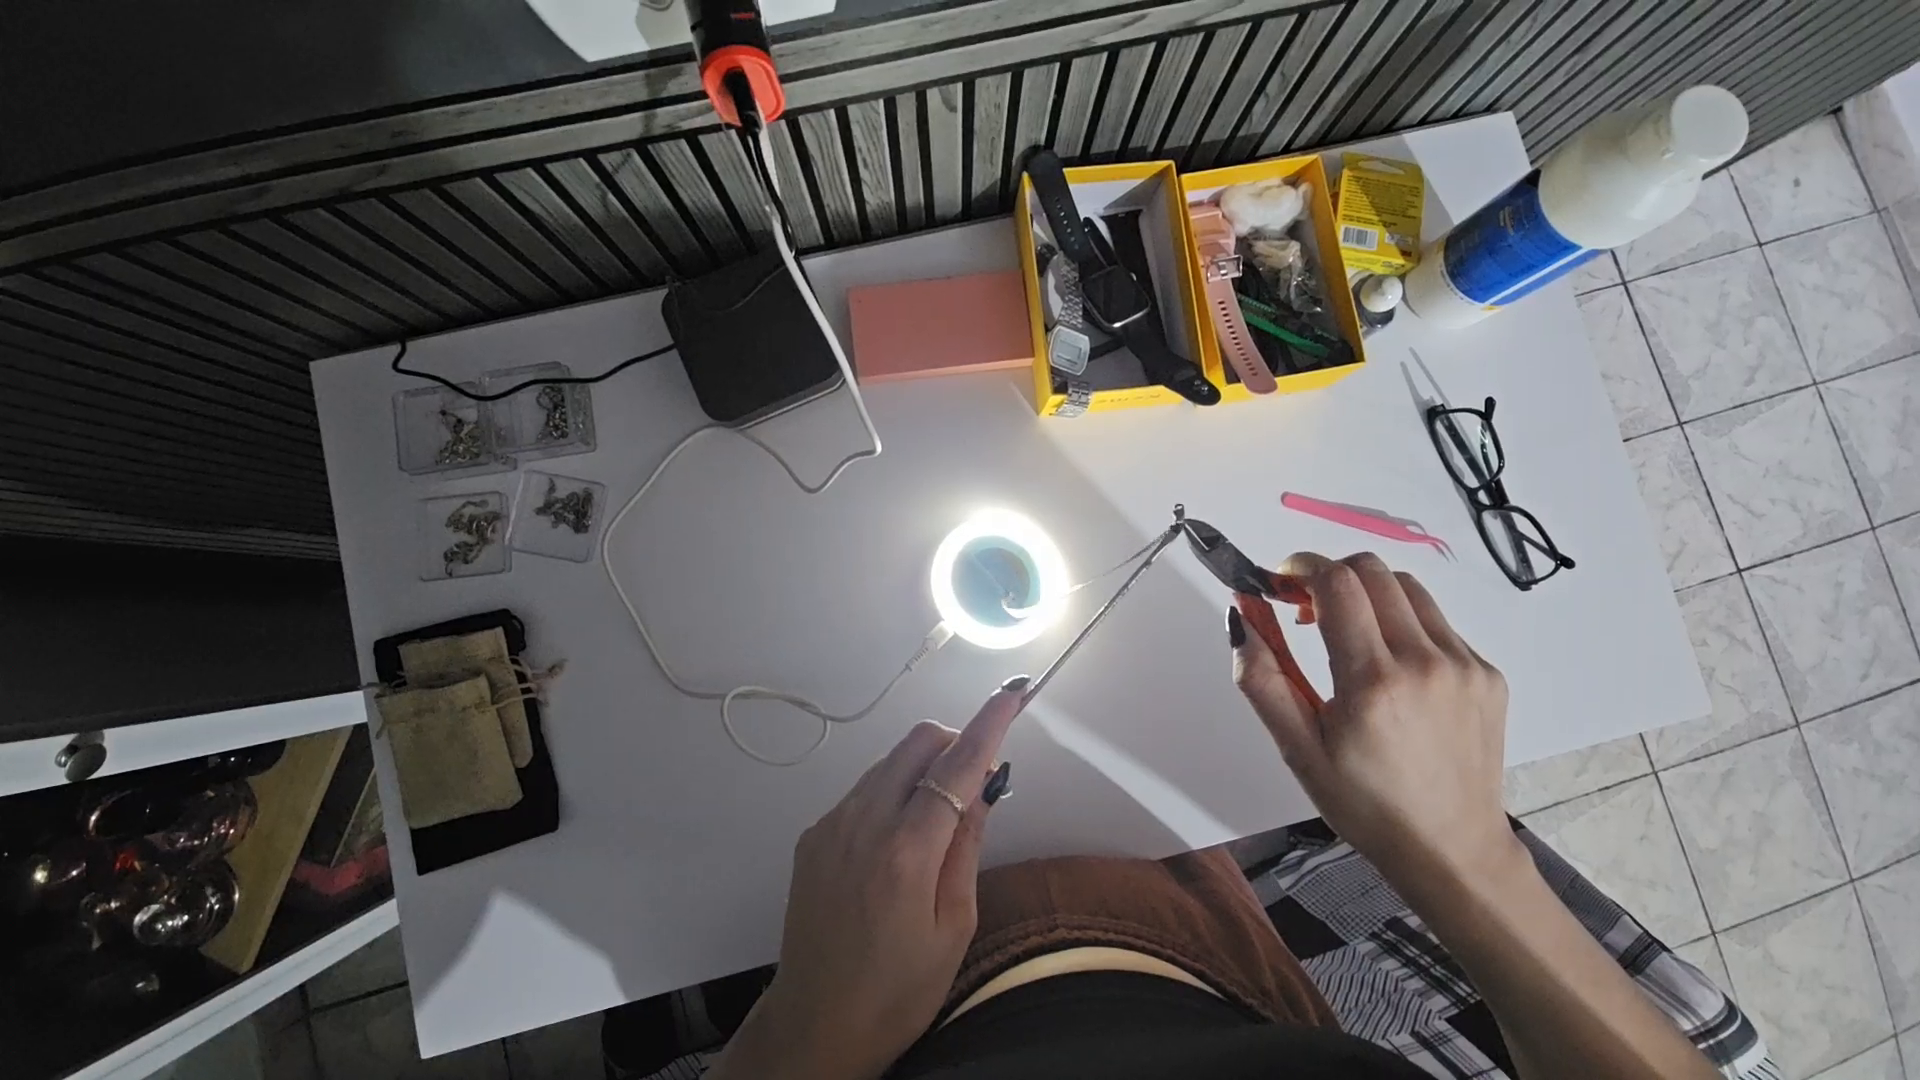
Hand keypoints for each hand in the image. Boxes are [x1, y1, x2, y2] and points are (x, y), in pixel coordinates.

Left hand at [711, 679, 1024, 1079]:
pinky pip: (863, 789)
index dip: (988, 725)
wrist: (814, 1025)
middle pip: (916, 742)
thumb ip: (967, 846)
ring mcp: (831, 825)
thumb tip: (983, 786)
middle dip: (954, 740)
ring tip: (938, 815)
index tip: (1011, 693)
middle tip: (976, 779)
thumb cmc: (898, 990)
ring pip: (888, 762)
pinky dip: (893, 791)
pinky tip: (900, 836)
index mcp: (906, 852)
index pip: (956, 767)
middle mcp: (863, 823)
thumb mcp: (954, 926)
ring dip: (923, 766)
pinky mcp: (812, 835)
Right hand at [1229, 553, 1521, 894]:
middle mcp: (1426, 661)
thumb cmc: (1364, 804)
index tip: (1278, 585)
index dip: (1300, 568)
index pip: (1337, 582)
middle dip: (1329, 574)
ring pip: (1408, 588)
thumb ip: (1262, 677)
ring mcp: (1465, 665)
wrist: (1452, 849)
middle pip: (1372, 570)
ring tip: (1345, 632)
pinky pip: (1436, 622)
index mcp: (1373, 681)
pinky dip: (1401, 622)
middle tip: (1304, 608)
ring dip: (1366, 593)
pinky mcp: (1487, 674)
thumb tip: (1241, 615)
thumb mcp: (1296, 748)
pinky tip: (1387, 664)